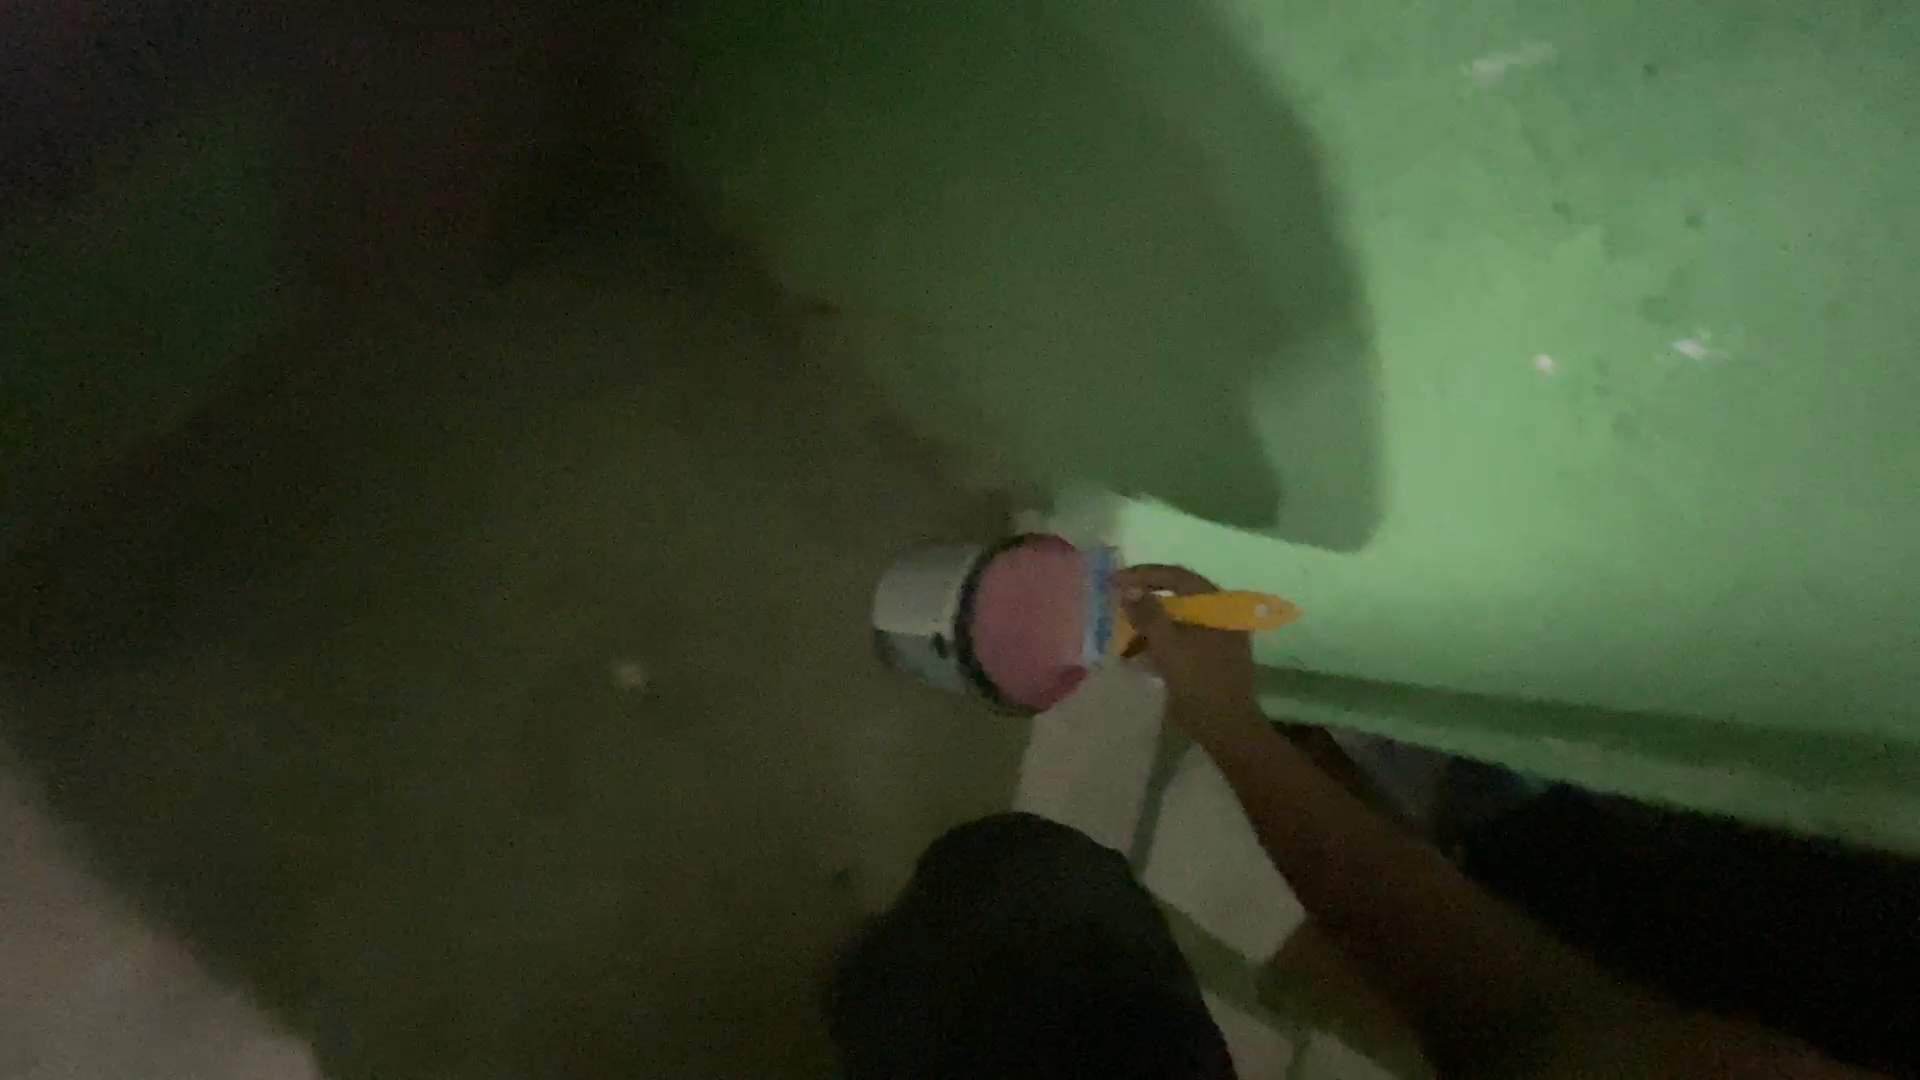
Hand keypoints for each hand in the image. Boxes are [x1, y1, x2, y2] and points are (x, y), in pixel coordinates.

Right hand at [1113, 564, 1260, 735]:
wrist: (1226, 727)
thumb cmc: (1198, 681)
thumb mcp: (1168, 645)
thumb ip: (1148, 613)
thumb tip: (1130, 589)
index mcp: (1217, 605)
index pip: (1176, 575)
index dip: (1143, 574)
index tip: (1114, 581)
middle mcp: (1221, 614)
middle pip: (1177, 594)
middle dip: (1144, 598)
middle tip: (1116, 598)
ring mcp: (1218, 636)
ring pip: (1177, 617)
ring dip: (1148, 622)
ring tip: (1121, 630)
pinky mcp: (1211, 656)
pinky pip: (1179, 637)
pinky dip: (1157, 640)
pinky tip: (1135, 653)